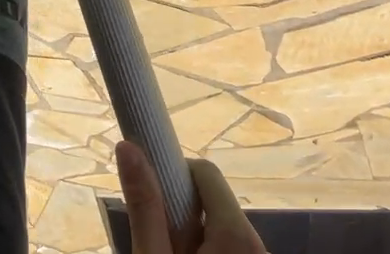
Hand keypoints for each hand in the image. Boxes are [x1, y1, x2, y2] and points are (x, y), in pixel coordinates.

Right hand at [115, 141, 265, 253]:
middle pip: (214, 202)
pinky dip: (210, 250)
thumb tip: (127, 146)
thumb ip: (145, 208)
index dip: (175, 176)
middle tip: (161, 240)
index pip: (207, 172)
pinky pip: (232, 248)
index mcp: (238, 236)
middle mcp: (261, 246)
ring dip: (195, 235)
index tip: (155, 199)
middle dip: (183, 212)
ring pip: (221, 227)